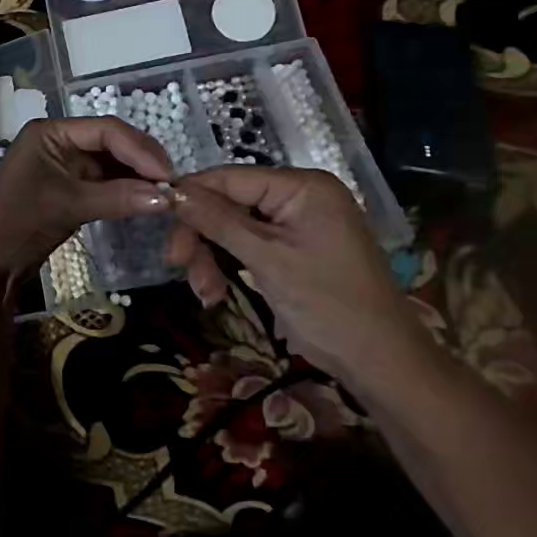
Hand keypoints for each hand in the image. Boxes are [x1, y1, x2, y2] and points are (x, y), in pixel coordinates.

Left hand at [0, 117, 172, 297]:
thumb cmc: (18, 222)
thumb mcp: (69, 205)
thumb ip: (119, 197)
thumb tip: (169, 196)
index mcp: (50, 132)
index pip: (106, 130)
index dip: (140, 150)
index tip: (168, 175)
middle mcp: (58, 142)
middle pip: (111, 144)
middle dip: (142, 162)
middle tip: (175, 184)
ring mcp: (64, 166)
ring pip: (111, 165)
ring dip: (137, 178)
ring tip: (167, 194)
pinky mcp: (69, 190)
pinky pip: (104, 184)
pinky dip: (126, 192)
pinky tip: (148, 201)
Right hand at [164, 166, 423, 382]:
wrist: (377, 359)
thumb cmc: (327, 302)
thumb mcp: (265, 258)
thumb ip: (216, 220)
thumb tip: (170, 191)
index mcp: (301, 186)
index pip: (228, 178)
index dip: (190, 197)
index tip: (158, 223)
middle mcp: (298, 196)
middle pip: (226, 203)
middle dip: (200, 236)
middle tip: (177, 265)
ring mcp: (295, 223)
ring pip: (230, 227)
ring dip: (210, 258)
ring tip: (205, 292)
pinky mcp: (290, 247)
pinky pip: (245, 245)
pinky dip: (226, 266)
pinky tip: (215, 293)